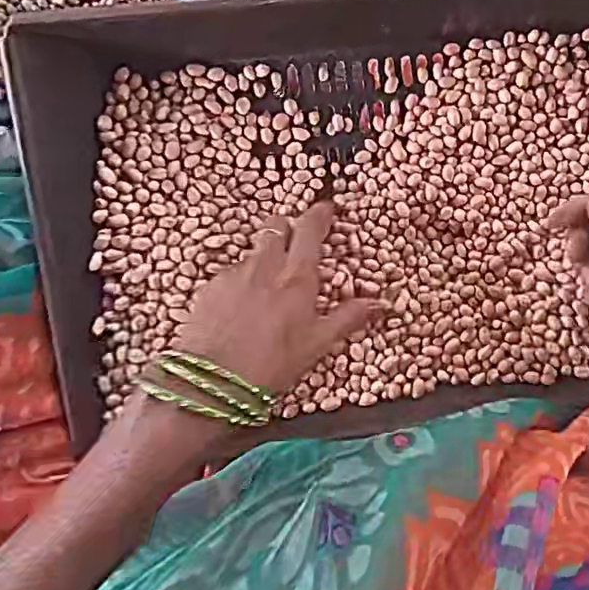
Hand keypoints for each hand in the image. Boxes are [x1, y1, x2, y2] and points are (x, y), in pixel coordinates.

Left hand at [171, 200, 381, 396]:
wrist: (210, 381)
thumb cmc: (271, 364)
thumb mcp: (316, 345)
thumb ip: (346, 318)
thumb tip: (378, 304)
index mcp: (297, 277)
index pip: (310, 229)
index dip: (319, 214)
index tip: (326, 208)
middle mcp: (265, 266)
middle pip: (277, 226)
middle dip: (288, 227)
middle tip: (297, 243)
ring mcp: (235, 273)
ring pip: (254, 251)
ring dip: (265, 257)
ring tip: (268, 286)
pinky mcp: (210, 286)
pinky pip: (231, 272)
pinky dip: (241, 281)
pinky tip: (241, 307)